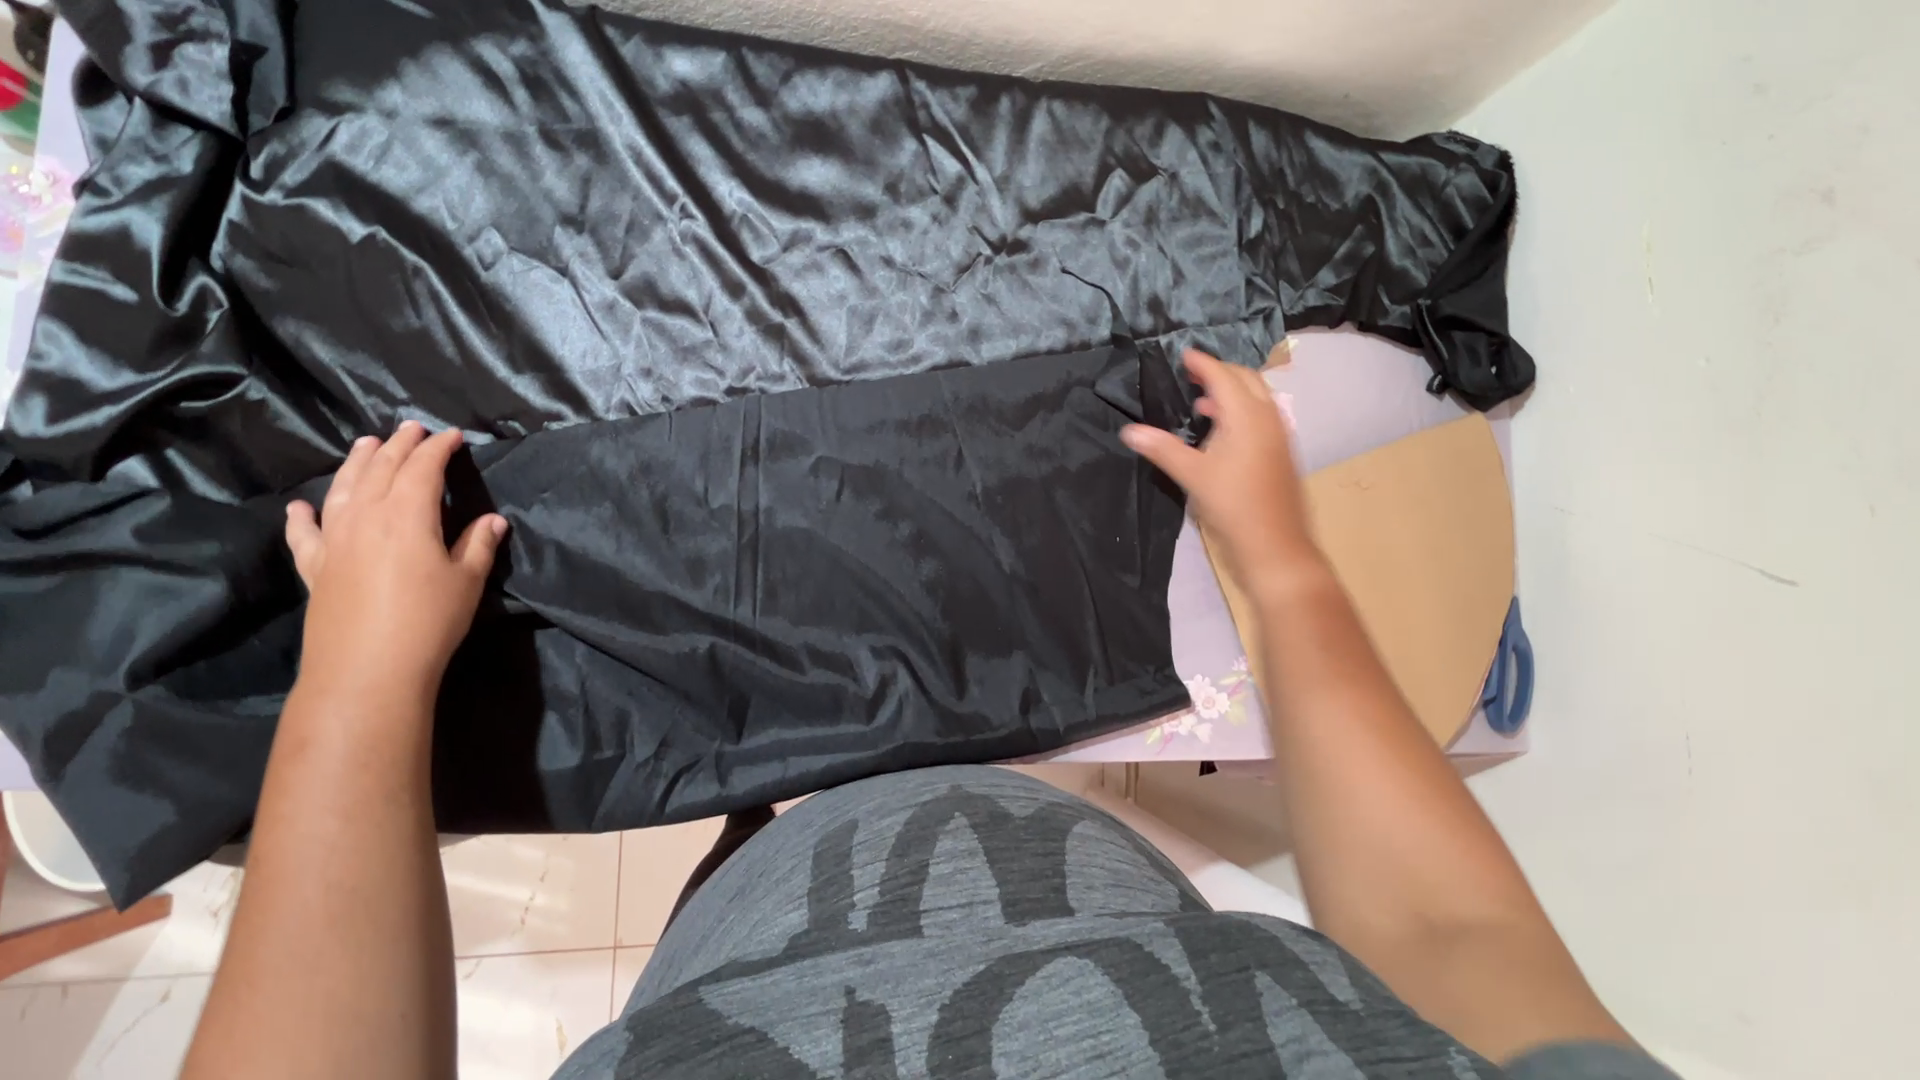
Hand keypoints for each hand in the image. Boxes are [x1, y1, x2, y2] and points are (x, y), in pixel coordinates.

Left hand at [285, 422, 508, 703]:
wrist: (368, 669)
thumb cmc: (429, 621)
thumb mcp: (467, 581)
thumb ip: (479, 545)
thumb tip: (492, 520)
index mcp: (407, 515)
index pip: (423, 468)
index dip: (439, 449)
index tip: (454, 437)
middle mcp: (365, 517)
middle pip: (381, 469)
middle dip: (399, 446)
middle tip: (412, 429)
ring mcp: (334, 540)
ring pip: (343, 489)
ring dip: (357, 463)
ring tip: (366, 444)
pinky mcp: (315, 567)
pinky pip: (305, 533)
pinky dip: (303, 516)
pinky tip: (300, 506)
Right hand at [1121, 350, 1325, 599]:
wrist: (1276, 546)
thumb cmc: (1232, 508)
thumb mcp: (1192, 476)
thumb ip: (1162, 449)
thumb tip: (1129, 431)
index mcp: (1246, 417)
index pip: (1223, 377)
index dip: (1202, 364)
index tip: (1183, 355)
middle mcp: (1268, 418)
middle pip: (1246, 379)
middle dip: (1219, 372)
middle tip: (1192, 375)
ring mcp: (1279, 435)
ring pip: (1257, 398)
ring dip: (1232, 392)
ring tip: (1203, 402)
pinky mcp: (1281, 452)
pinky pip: (1262, 416)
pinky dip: (1241, 411)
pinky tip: (1222, 432)